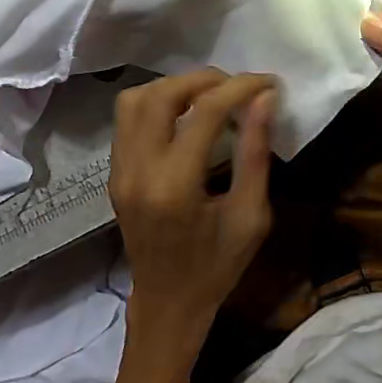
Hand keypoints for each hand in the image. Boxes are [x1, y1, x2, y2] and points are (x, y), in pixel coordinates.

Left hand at [110, 70, 276, 350]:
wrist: (167, 302)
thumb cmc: (217, 266)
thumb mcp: (251, 216)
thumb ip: (255, 154)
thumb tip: (265, 99)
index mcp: (176, 186)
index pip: (205, 112)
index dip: (240, 88)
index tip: (268, 83)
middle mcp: (138, 171)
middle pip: (161, 95)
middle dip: (203, 79)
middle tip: (237, 87)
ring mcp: (119, 171)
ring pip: (135, 100)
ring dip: (175, 87)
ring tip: (210, 96)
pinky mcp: (113, 173)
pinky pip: (127, 120)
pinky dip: (156, 104)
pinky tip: (185, 115)